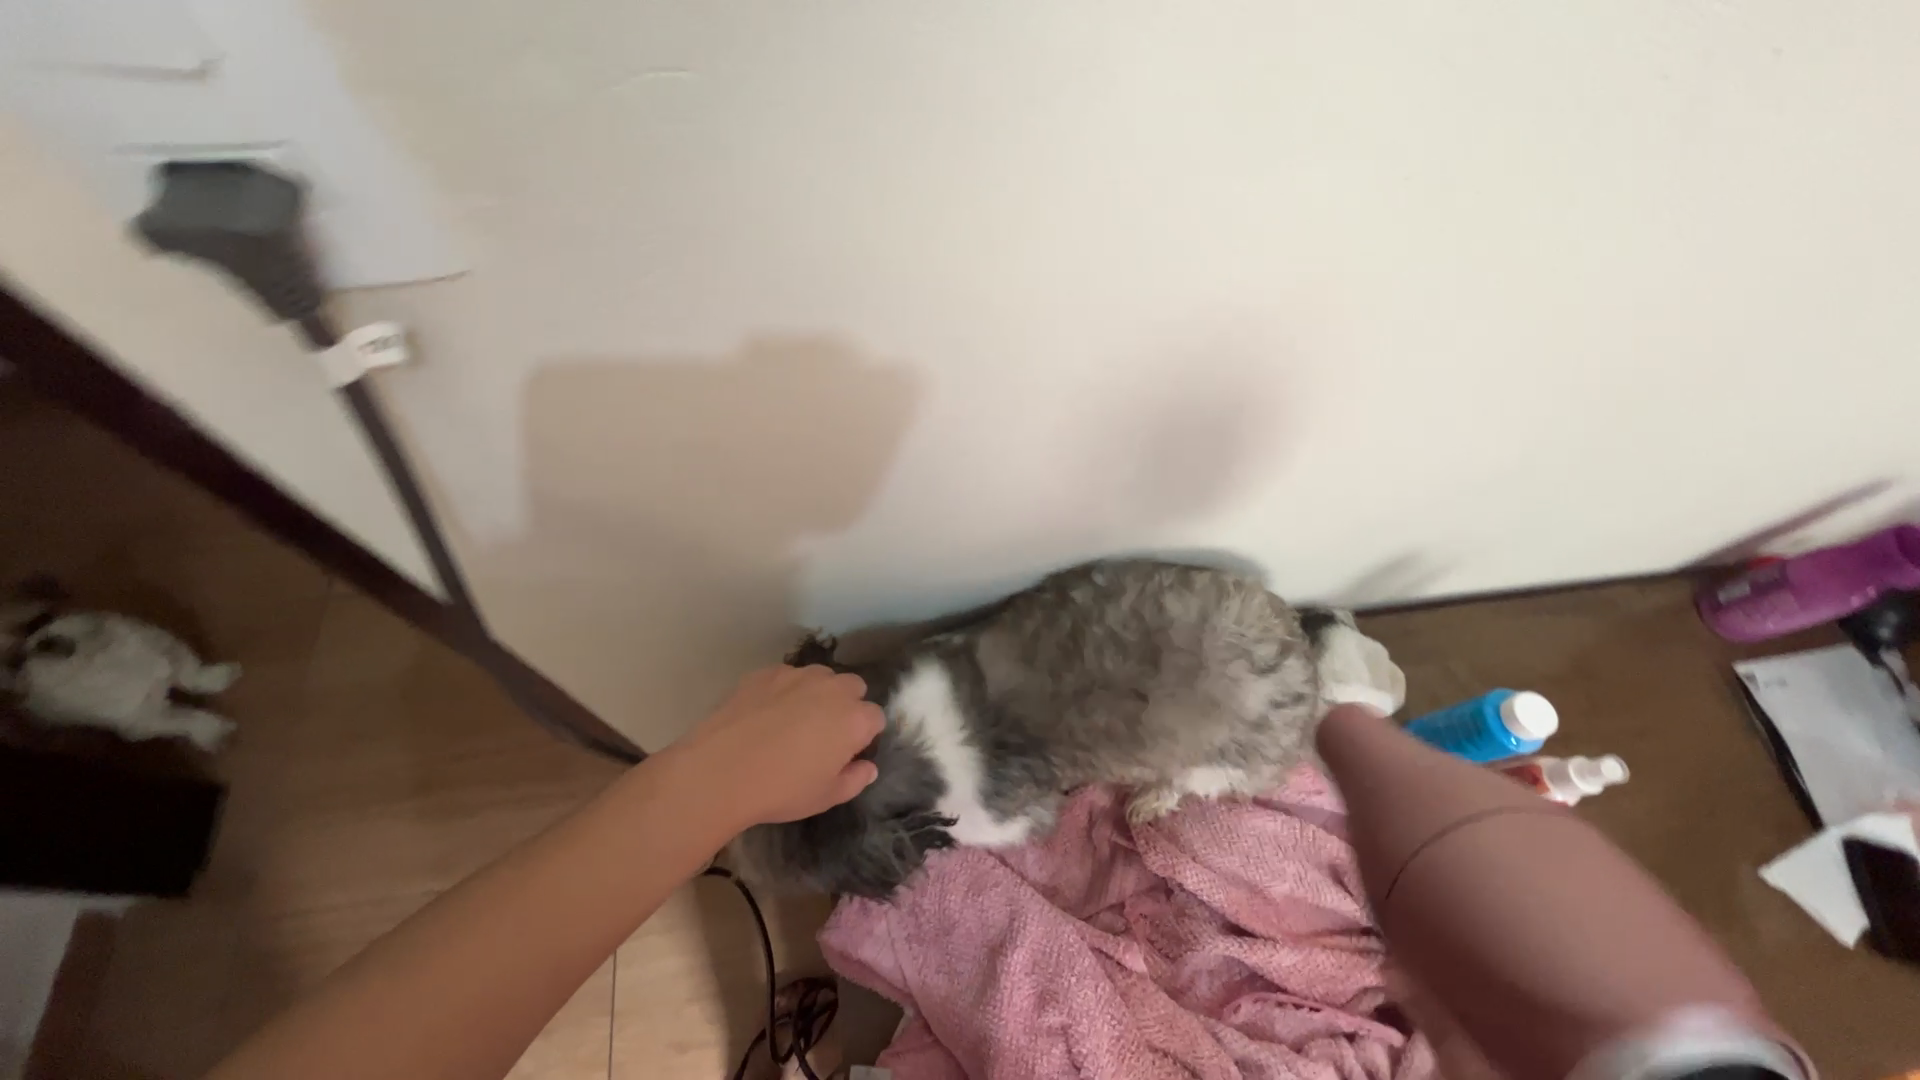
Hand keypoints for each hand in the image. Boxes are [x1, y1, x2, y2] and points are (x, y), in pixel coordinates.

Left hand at [669, 664, 885, 827]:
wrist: (720, 771)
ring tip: (794, 719)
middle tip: (823, 734)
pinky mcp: (766, 672)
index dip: (864, 736)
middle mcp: (832, 689)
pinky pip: (786, 676)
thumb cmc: (781, 789)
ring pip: (821, 676)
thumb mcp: (825, 797)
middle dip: (846, 705)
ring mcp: (798, 675)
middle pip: (853, 688)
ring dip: (818, 692)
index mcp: (855, 719)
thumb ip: (855, 779)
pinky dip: (784, 690)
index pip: (875, 718)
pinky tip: (765, 714)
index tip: (846, 753)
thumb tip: (868, 766)